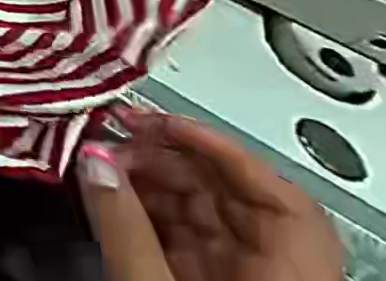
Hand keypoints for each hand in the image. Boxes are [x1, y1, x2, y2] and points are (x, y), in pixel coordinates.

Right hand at [76, 110, 343, 280]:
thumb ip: (125, 225)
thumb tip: (93, 159)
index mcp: (292, 275)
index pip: (278, 192)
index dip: (219, 146)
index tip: (164, 120)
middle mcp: (281, 276)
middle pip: (232, 195)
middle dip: (167, 158)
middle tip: (115, 139)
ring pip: (204, 214)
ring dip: (150, 181)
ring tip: (104, 164)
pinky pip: (187, 239)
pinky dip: (149, 212)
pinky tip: (115, 197)